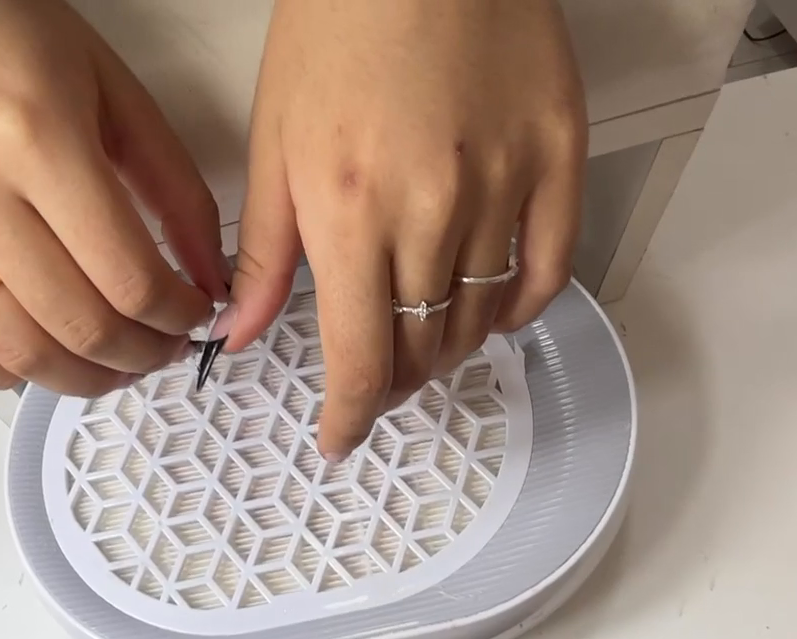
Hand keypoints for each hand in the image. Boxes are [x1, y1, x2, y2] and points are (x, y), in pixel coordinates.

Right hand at [0, 0, 227, 396]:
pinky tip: (43, 358)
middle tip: (163, 349)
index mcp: (37, 138)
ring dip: (85, 379)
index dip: (177, 317)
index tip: (193, 316)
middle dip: (142, 356)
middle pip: (79, 327)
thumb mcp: (118, 95)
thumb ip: (179, 194)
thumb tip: (213, 285)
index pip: (130, 279)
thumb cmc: (13, 31)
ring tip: (116, 364)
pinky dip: (6, 374)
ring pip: (19, 352)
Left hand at [229, 0, 585, 459]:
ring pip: (477, 323)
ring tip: (421, 347)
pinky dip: (516, 311)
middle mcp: (432, 213)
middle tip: (376, 382)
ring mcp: (504, 188)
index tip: (342, 439)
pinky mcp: (558, 160)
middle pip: (420, 353)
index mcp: (352, 215)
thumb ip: (265, 257)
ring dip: (443, 354)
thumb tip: (239, 333)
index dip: (350, 418)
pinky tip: (489, 312)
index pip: (360, 361)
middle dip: (391, 385)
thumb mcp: (275, 146)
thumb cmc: (341, 25)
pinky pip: (546, 273)